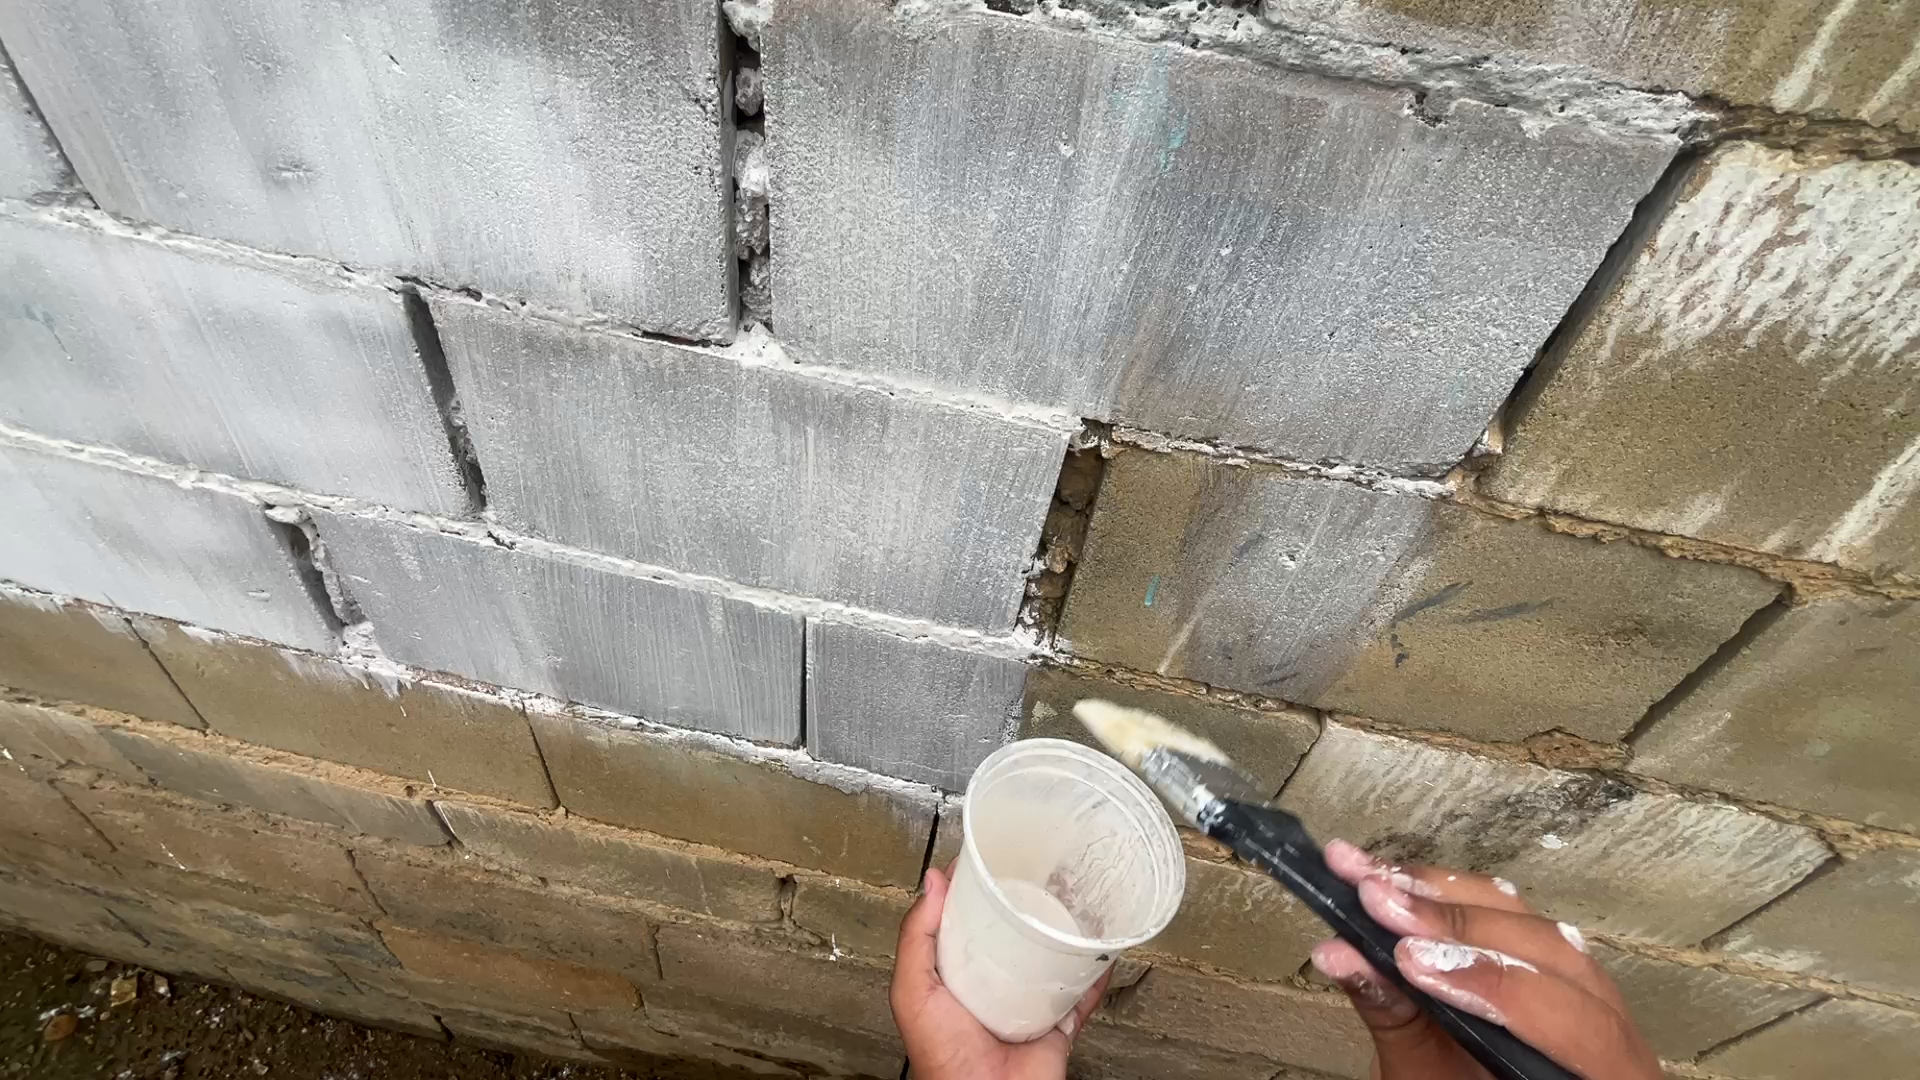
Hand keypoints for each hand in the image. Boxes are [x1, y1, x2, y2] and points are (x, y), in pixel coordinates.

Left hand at [891, 863, 1109, 1079]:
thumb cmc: (943, 1060)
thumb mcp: (914, 991)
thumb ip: (916, 937)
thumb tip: (932, 882)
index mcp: (957, 972)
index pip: (966, 918)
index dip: (975, 888)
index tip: (987, 857)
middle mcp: (993, 982)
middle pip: (1011, 933)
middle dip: (1024, 903)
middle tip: (1037, 871)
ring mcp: (1027, 1002)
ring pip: (1049, 956)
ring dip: (1061, 931)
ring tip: (1073, 897)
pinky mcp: (1057, 1022)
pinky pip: (1081, 993)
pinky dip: (1094, 972)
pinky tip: (1101, 947)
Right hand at [1313, 840, 1661, 1079]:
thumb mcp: (1423, 1077)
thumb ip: (1394, 1015)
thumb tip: (1337, 953)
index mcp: (1607, 1076)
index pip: (1576, 1022)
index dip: (1494, 982)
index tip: (1407, 959)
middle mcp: (1608, 1022)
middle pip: (1546, 951)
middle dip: (1449, 921)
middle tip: (1371, 896)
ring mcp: (1575, 979)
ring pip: (1518, 916)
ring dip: (1435, 893)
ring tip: (1367, 876)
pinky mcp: (1531, 949)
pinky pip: (1494, 907)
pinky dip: (1436, 890)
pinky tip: (1389, 876)